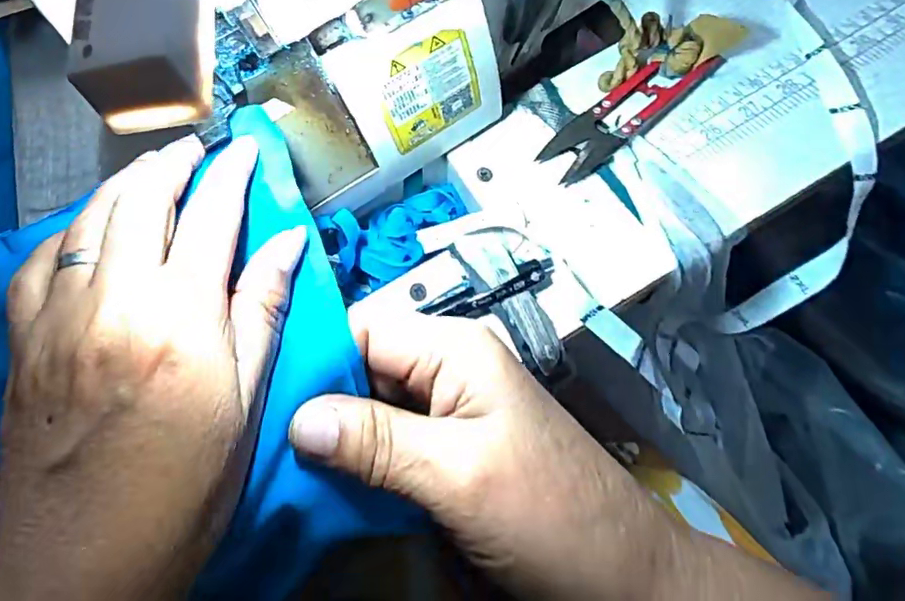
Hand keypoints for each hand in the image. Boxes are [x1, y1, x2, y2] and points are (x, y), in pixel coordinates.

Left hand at [0, 135, 307, 600]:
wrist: (76, 563)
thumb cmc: (180, 493)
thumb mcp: (244, 407)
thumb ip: (263, 311)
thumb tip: (288, 241)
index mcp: (180, 319)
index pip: (211, 215)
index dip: (232, 171)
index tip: (245, 147)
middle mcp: (115, 299)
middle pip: (144, 197)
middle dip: (174, 160)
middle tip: (195, 149)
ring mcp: (59, 313)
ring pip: (91, 214)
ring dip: (125, 181)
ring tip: (151, 170)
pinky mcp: (22, 333)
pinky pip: (40, 257)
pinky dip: (70, 228)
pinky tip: (89, 228)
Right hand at [288, 313, 822, 600]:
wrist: (637, 586)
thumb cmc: (554, 519)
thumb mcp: (459, 477)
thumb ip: (377, 441)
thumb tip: (297, 418)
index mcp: (452, 347)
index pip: (363, 329)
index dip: (316, 357)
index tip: (268, 393)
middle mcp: (446, 363)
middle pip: (363, 363)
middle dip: (322, 397)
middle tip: (269, 432)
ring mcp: (448, 404)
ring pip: (372, 401)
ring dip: (338, 429)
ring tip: (285, 453)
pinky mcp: (448, 442)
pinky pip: (390, 433)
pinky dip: (361, 452)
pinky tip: (329, 474)